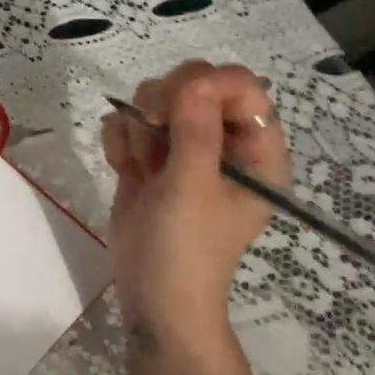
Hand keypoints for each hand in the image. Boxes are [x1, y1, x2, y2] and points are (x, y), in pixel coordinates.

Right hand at [100, 61, 288, 349]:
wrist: (153, 295)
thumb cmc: (186, 246)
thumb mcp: (193, 187)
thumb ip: (196, 130)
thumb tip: (195, 79)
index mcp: (256, 152)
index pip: (241, 87)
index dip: (206, 84)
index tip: (172, 104)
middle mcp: (223, 145)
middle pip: (192, 85)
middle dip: (162, 102)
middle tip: (149, 130)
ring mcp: (183, 152)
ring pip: (153, 102)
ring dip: (136, 126)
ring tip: (138, 164)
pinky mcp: (148, 161)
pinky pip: (127, 126)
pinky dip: (118, 141)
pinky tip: (123, 169)